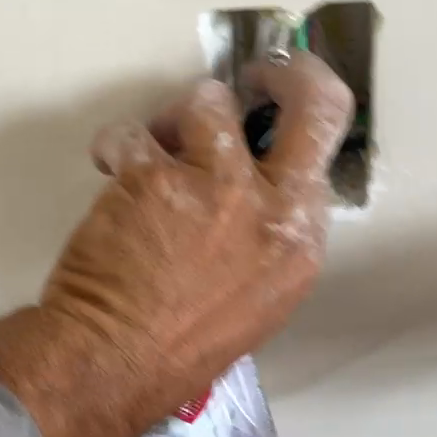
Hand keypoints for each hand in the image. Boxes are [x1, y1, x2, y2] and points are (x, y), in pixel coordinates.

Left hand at [45, 54, 353, 407]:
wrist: (117, 362)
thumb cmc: (183, 346)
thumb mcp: (256, 298)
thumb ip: (266, 236)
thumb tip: (252, 189)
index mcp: (300, 242)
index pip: (327, 149)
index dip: (298, 115)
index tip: (275, 107)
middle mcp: (271, 206)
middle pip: (310, 103)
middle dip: (281, 74)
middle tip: (253, 76)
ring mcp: (216, 186)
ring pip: (207, 100)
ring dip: (177, 118)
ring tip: (153, 150)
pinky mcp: (153, 176)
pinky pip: (130, 133)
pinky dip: (116, 147)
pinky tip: (109, 172)